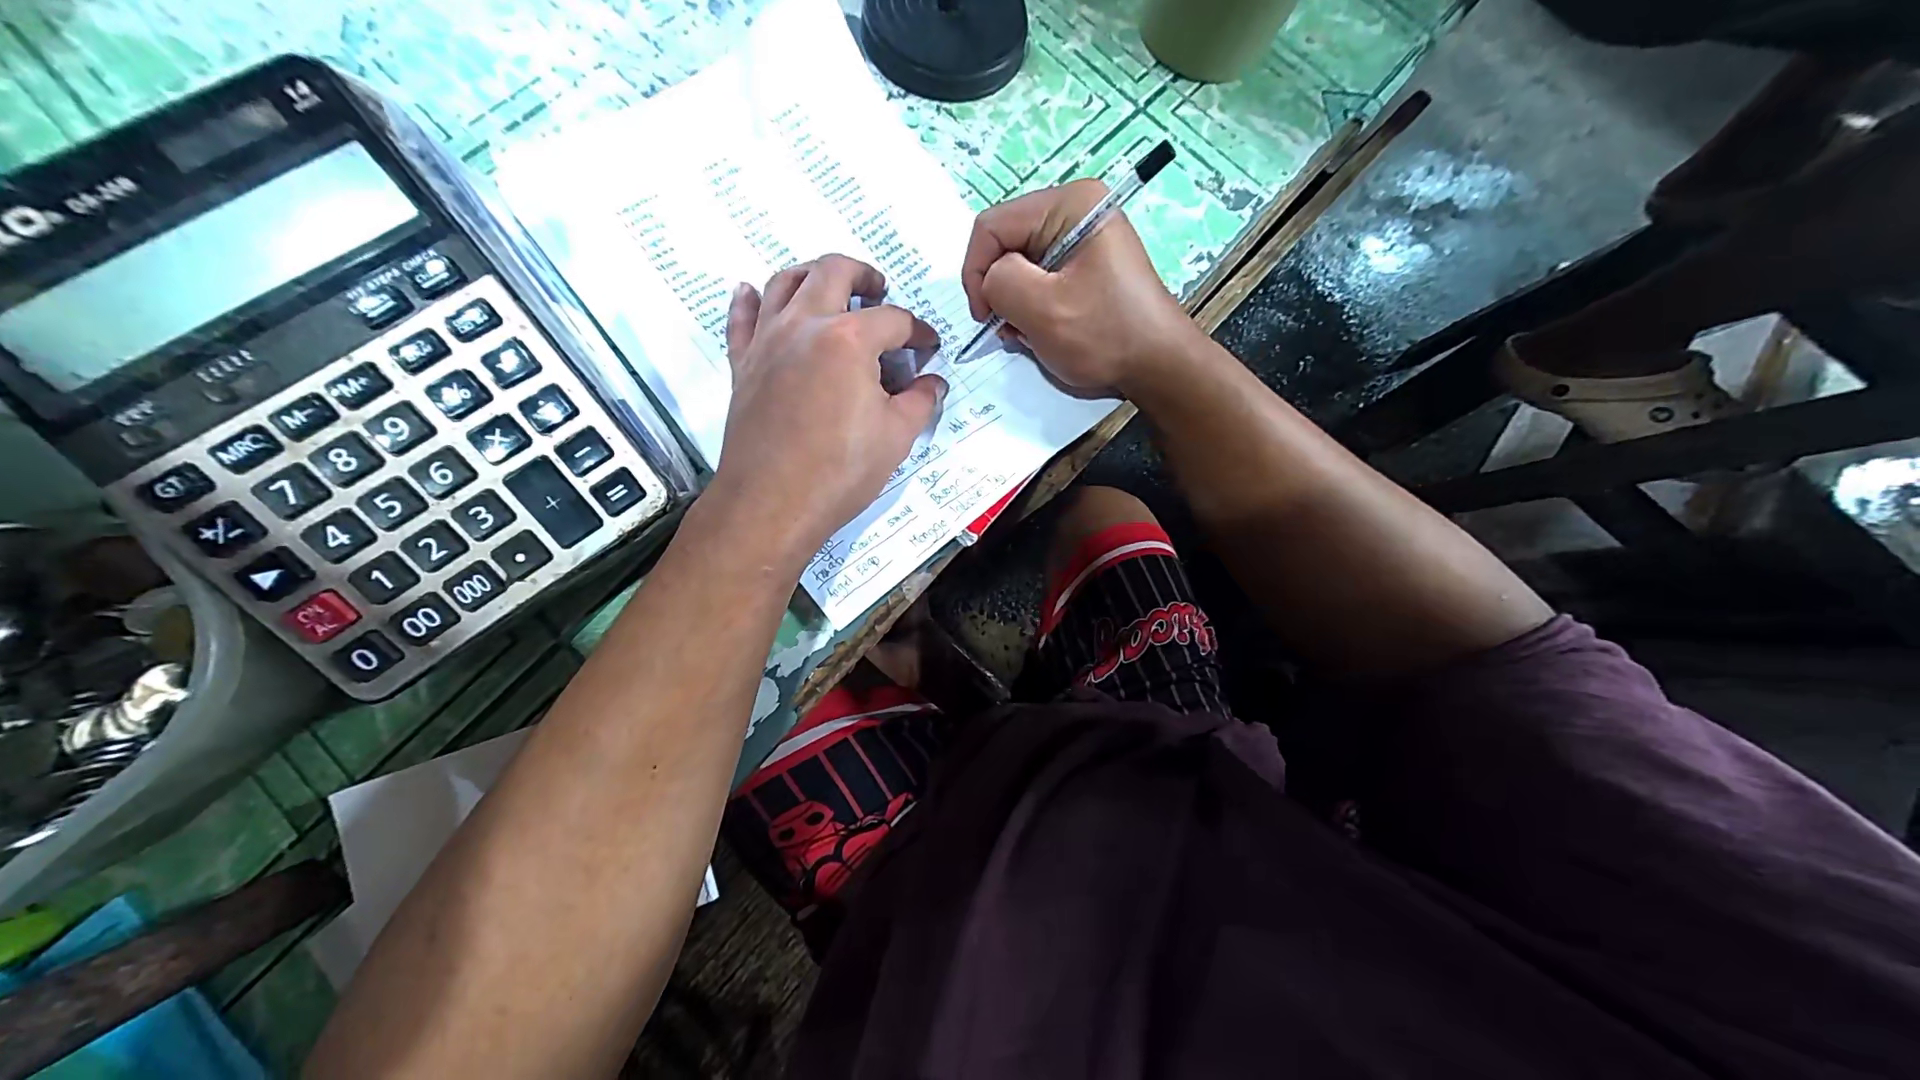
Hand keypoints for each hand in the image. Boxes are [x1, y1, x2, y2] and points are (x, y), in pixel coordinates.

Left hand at [711, 255, 946, 560]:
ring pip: (784, 281)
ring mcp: (767, 342)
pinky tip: (752, 292)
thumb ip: (920, 401)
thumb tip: (933, 384)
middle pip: (833, 272)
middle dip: (864, 274)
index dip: (918, 332)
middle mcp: (804, 325)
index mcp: (849, 339)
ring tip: (829, 285)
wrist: (771, 504)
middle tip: (879, 288)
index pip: (894, 319)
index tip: (928, 347)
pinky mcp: (743, 365)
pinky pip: (741, 319)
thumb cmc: (840, 472)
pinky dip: (749, 299)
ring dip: (811, 273)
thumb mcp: (897, 437)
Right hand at [961, 179, 1204, 396]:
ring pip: (1019, 265)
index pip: (991, 226)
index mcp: (1070, 204)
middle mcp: (1076, 211)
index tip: (985, 316)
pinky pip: (1039, 278)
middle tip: (1011, 328)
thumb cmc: (1105, 336)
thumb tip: (992, 280)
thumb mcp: (1042, 309)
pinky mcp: (1085, 265)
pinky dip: (1032, 307)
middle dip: (1000, 289)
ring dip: (1016, 303)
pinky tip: (1045, 329)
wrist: (1158, 366)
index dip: (976, 272)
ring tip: (1032, 332)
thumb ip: (1000, 282)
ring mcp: (1082, 238)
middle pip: (1005, 243)